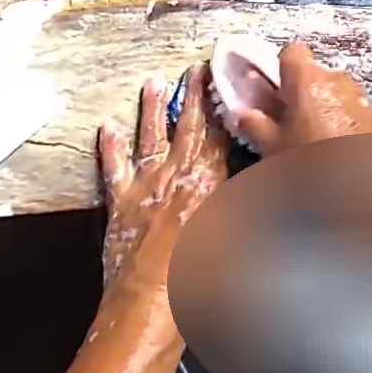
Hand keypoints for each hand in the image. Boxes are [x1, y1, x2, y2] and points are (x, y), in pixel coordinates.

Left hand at [98, 66, 228, 289]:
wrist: (151, 303)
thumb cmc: (201, 272)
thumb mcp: (239, 232)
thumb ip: (248, 199)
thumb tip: (265, 177)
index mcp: (209, 179)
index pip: (218, 131)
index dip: (220, 104)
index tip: (224, 80)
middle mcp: (178, 173)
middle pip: (187, 125)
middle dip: (192, 94)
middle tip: (194, 69)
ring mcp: (146, 185)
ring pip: (150, 137)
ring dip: (151, 109)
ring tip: (154, 82)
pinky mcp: (120, 202)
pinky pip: (113, 168)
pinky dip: (109, 147)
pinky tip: (106, 127)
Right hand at [234, 42, 371, 154]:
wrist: (364, 182)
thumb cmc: (311, 160)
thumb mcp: (273, 147)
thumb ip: (255, 125)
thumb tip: (244, 113)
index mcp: (307, 79)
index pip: (291, 51)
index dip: (282, 67)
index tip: (276, 91)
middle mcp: (335, 77)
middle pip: (313, 73)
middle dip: (302, 91)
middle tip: (292, 121)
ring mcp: (359, 92)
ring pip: (334, 89)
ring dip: (324, 104)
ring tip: (317, 137)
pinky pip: (352, 104)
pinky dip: (344, 117)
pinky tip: (340, 143)